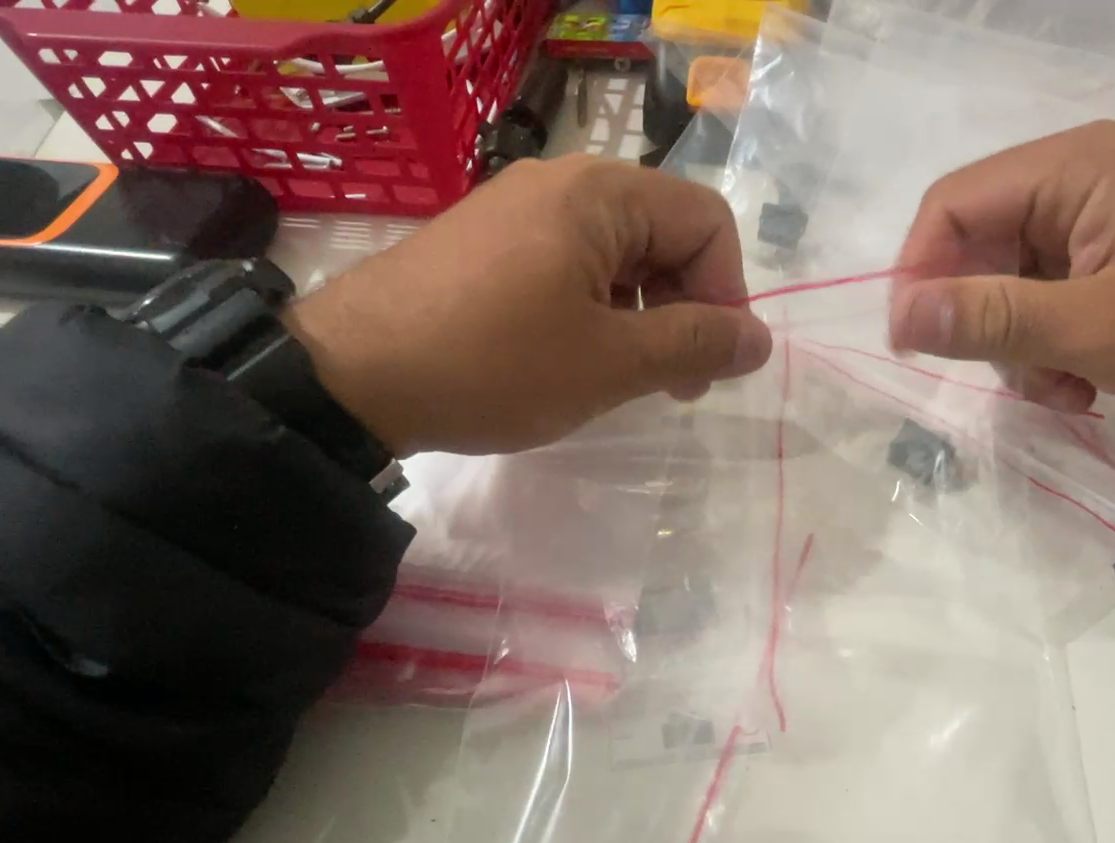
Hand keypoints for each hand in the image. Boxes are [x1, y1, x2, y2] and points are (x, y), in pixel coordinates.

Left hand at [286, 156, 771, 455]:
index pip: (706, 222)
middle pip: (663, 234)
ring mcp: (518, 211)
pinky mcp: (487, 245)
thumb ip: (695, 344)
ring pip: (617, 256)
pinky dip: (594, 313)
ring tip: (626, 381)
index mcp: (601, 194)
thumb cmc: (496, 364)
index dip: (727, 294)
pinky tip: (576, 360)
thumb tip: (761, 339)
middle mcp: (562, 184)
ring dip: (641, 317)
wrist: (353, 376)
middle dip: (686, 309)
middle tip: (675, 386)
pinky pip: (568, 267)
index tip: (709, 366)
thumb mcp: (609, 363)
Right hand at [889, 122, 1114, 412]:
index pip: (950, 207)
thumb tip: (900, 315)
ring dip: (1018, 349)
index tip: (913, 345)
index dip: (918, 274)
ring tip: (1063, 388)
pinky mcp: (1113, 259)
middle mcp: (1076, 183)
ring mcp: (1096, 223)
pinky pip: (1045, 302)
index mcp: (1071, 170)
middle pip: (976, 250)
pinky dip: (1049, 349)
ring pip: (1006, 287)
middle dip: (982, 323)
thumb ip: (992, 318)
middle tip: (1008, 374)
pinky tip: (1081, 384)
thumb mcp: (1096, 328)